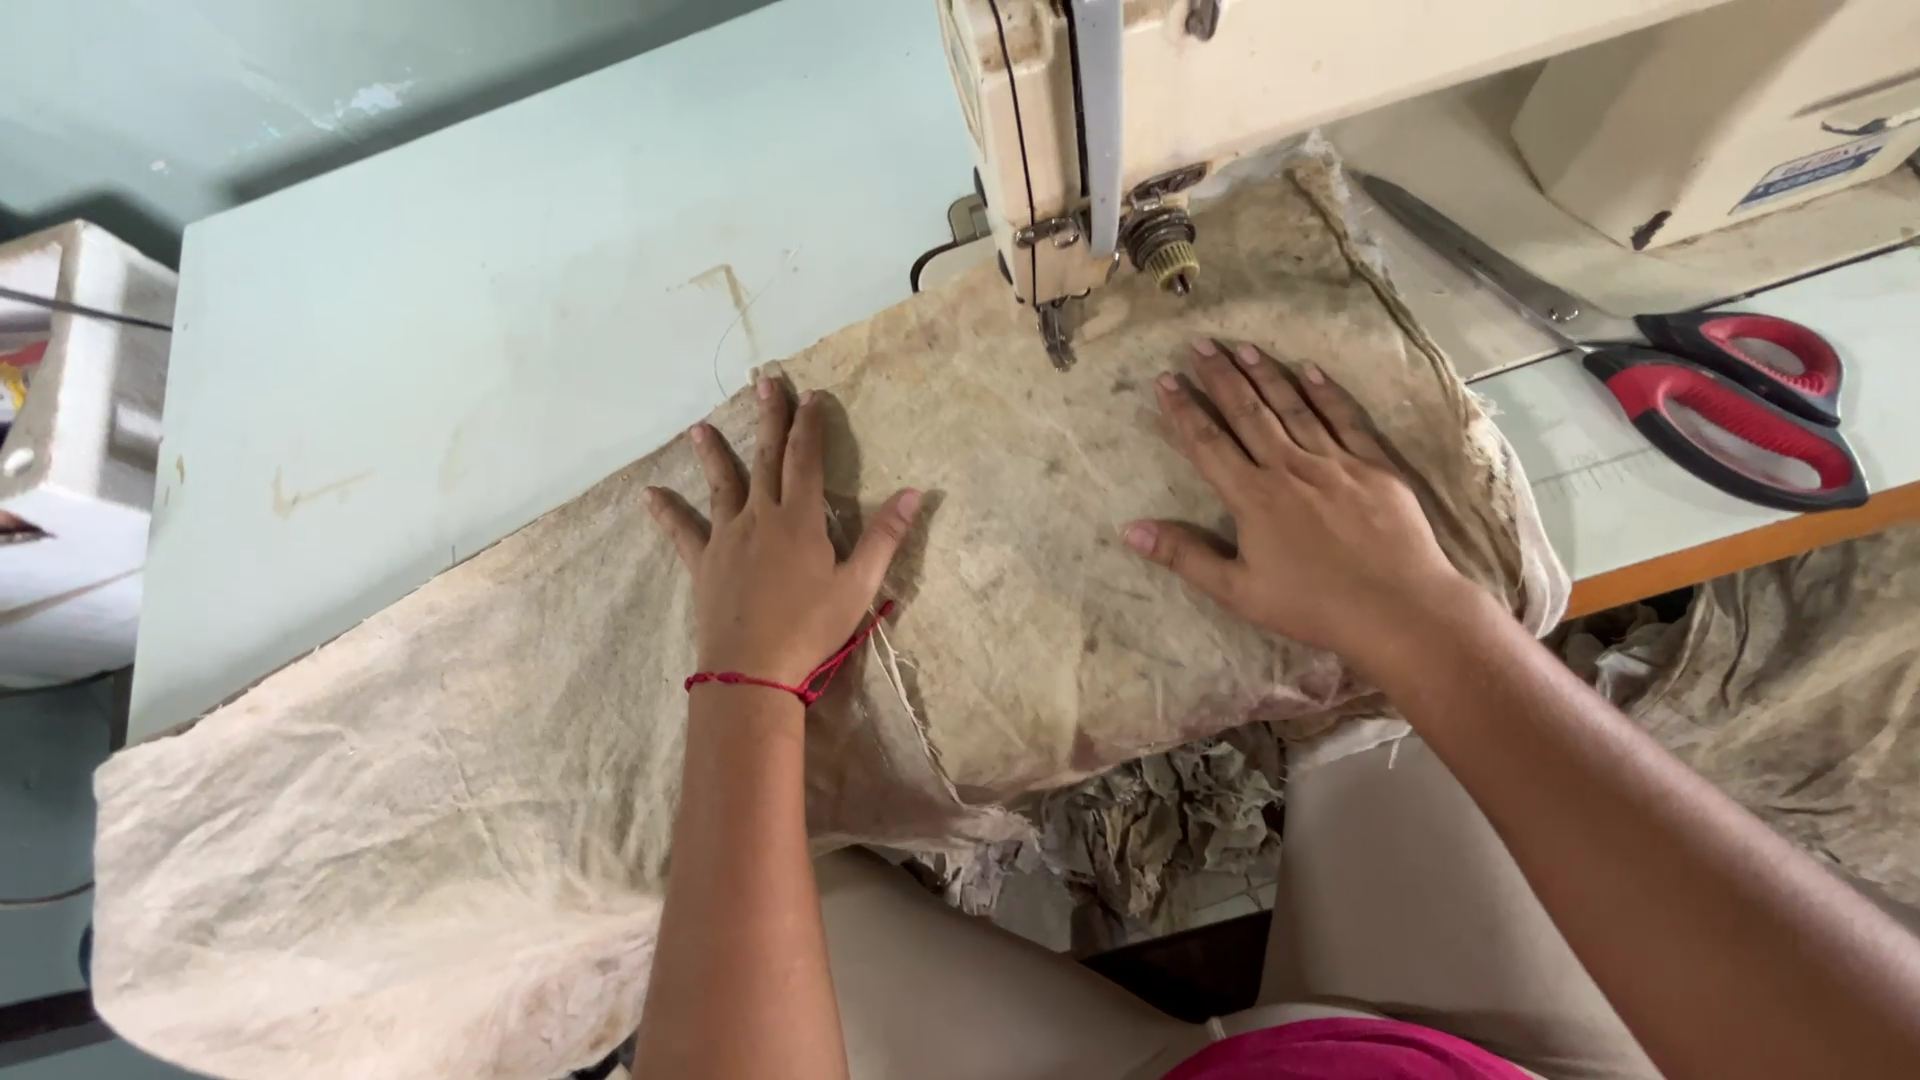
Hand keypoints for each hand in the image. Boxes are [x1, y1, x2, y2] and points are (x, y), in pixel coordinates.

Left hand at [645, 378, 920, 688]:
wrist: (751, 670)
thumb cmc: (811, 629)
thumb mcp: (859, 586)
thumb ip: (884, 536)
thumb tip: (915, 492)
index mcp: (800, 520)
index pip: (807, 459)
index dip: (810, 425)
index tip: (812, 395)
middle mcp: (760, 517)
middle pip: (766, 458)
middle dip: (769, 420)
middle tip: (765, 383)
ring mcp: (727, 538)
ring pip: (722, 485)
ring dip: (714, 453)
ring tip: (699, 427)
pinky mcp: (704, 563)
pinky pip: (683, 531)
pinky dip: (666, 512)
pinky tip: (649, 495)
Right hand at [1123, 339, 1477, 665]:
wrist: (1399, 609)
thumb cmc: (1311, 605)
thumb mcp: (1237, 591)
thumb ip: (1184, 556)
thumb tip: (1130, 530)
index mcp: (1252, 497)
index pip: (1207, 443)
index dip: (1183, 410)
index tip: (1165, 380)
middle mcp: (1289, 468)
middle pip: (1247, 412)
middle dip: (1220, 377)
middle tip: (1200, 344)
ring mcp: (1334, 462)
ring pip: (1293, 407)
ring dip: (1265, 374)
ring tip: (1242, 346)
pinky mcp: (1374, 466)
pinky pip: (1345, 418)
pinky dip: (1326, 393)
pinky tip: (1311, 370)